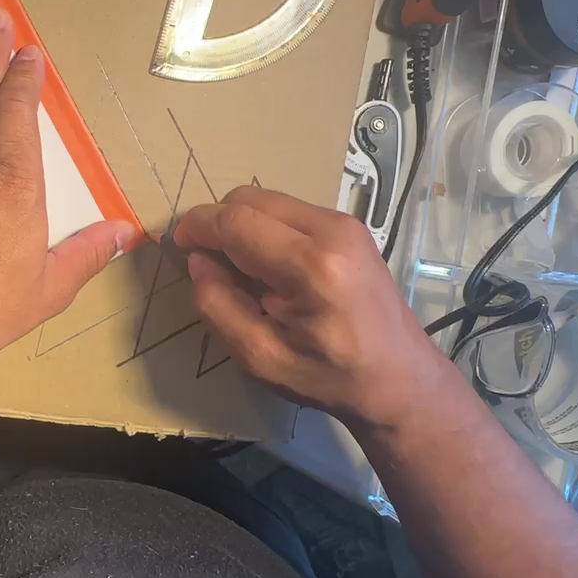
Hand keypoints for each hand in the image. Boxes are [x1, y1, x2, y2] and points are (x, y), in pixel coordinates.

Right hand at [173, 186, 458, 429]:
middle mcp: (331, 231)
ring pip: (268, 199)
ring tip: (236, 265)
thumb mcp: (259, 356)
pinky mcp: (350, 227)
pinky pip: (288, 210)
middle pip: (250, 199)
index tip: (177, 244)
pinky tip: (265, 264)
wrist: (400, 379)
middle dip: (216, 221)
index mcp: (310, 267)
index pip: (236, 222)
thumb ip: (218, 306)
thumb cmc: (328, 376)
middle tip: (204, 258)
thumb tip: (198, 263)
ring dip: (241, 224)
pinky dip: (264, 227)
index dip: (198, 226)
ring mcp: (345, 224)